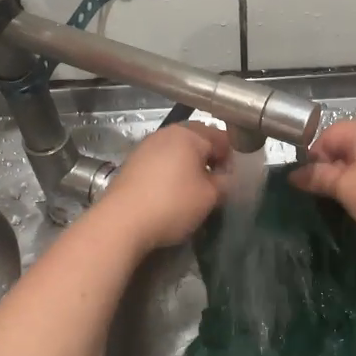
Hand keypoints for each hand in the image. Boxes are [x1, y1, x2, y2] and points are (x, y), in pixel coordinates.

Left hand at [94, 122, 232, 250]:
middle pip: (198, 141)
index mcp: (189, 133)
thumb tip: (227, 178)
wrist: (121, 222)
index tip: (235, 180)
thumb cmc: (172, 204)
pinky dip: (171, 173)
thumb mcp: (210, 196)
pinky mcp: (132, 164)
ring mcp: (146, 147)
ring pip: (178, 152)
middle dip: (210, 160)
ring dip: (190, 167)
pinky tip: (172, 194)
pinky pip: (161, 162)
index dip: (233, 159)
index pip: (222, 138)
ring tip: (195, 191)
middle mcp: (166, 133)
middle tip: (217, 185)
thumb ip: (226, 183)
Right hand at [290, 116, 355, 243]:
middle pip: (348, 142)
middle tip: (332, 193)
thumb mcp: (346, 189)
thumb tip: (294, 175)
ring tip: (354, 197)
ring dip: (355, 172)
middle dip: (336, 166)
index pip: (328, 135)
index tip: (312, 183)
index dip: (314, 158)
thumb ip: (318, 178)